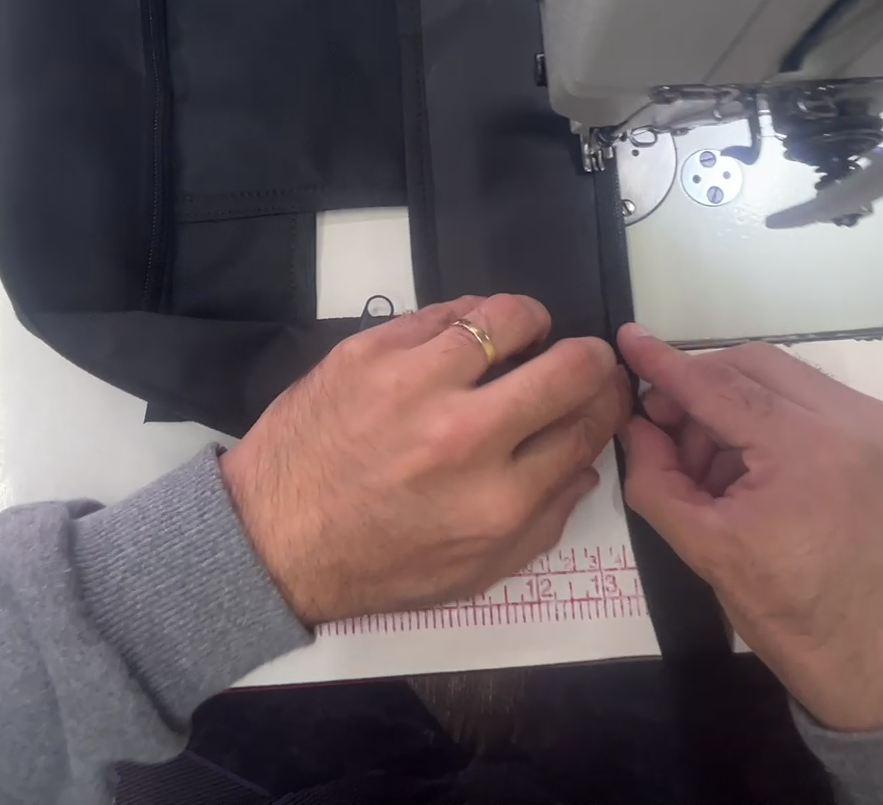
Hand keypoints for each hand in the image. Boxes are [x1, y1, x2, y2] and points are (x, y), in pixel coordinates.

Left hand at [221, 294, 630, 624]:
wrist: (272, 536)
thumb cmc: (376, 562)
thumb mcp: (472, 572)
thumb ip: (544, 522)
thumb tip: (587, 462)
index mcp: (498, 500)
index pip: (587, 426)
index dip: (610, 400)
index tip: (607, 390)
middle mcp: (465, 435)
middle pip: (568, 367)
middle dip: (591, 358)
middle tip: (578, 358)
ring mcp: (413, 383)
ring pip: (506, 315)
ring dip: (528, 322)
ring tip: (520, 335)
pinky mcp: (370, 349)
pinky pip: (444, 310)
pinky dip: (467, 317)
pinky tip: (463, 336)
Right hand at [615, 323, 882, 731]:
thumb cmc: (801, 625)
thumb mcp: (706, 553)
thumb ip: (655, 479)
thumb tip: (635, 425)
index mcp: (811, 454)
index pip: (719, 388)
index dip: (665, 363)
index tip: (628, 338)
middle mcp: (861, 423)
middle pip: (754, 366)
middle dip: (700, 387)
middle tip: (667, 429)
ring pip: (787, 378)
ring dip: (736, 405)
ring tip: (717, 467)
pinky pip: (820, 402)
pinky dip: (776, 419)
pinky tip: (760, 469)